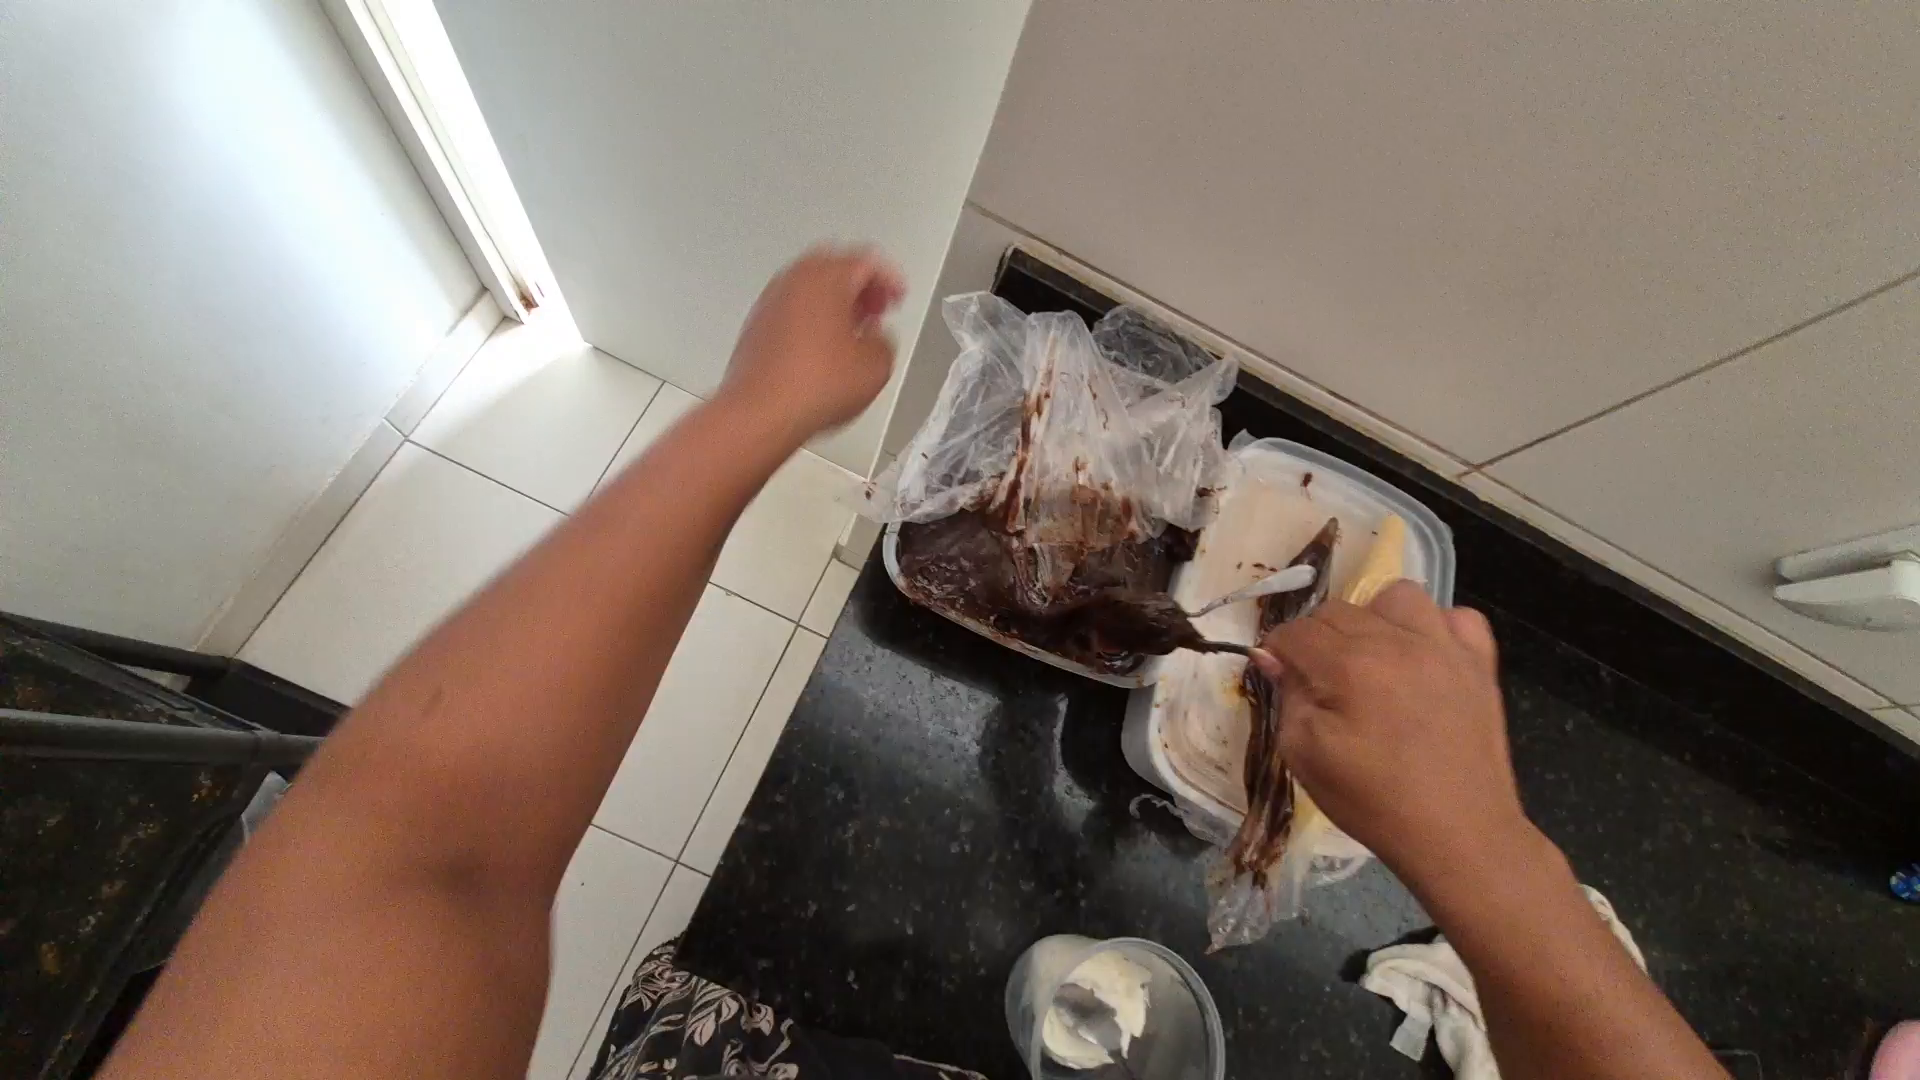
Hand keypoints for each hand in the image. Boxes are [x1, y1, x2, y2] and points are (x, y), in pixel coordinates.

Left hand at [717, 245, 906, 446]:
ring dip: (834, 304)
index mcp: (828, 278)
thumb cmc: (813, 386)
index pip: (867, 260)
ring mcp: (771, 302)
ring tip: (852, 332)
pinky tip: (823, 350)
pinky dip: (811, 320)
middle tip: (877, 307)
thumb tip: (878, 339)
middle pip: (835, 267)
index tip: (897, 295)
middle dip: (860, 287)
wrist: (763, 413)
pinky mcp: (756, 326)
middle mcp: (795, 281)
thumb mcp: (876, 366)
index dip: (889, 278)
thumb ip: (886, 340)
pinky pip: (791, 311)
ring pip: (810, 289)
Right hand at [1248, 581, 1533, 893]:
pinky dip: (1437, 628)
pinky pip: (1459, 618)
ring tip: (1372, 655)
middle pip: (1337, 610)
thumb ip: (1286, 696)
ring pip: (1397, 596)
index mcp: (1348, 666)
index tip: (1280, 677)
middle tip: (1319, 678)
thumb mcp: (1303, 753)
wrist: (1459, 836)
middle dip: (1317, 637)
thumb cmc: (1371, 800)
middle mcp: (1396, 643)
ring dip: (1374, 617)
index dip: (1278, 651)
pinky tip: (1423, 658)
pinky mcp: (1480, 666)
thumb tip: (1270, 658)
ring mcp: (1445, 649)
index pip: (1294, 631)